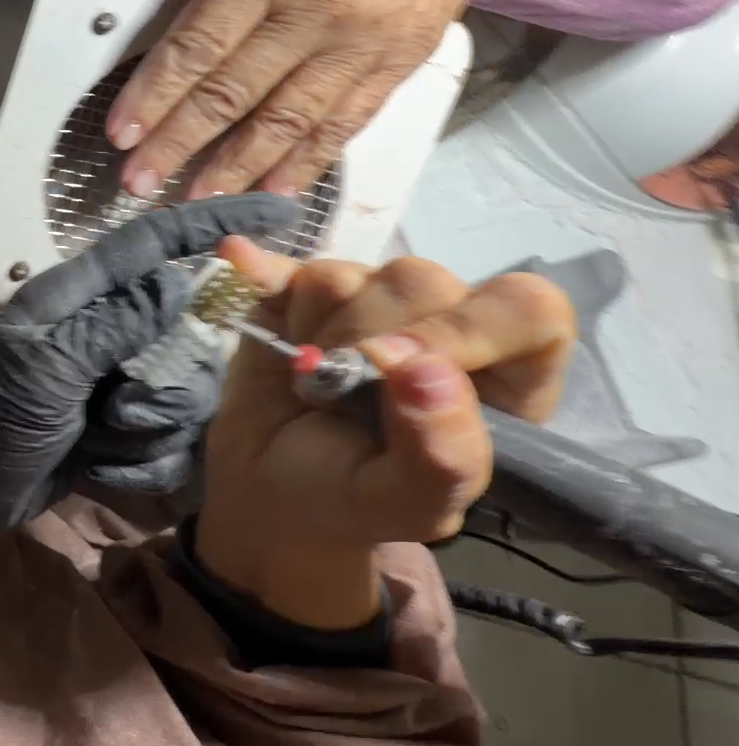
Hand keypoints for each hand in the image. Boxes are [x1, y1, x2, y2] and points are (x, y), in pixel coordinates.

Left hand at [0, 194, 299, 578]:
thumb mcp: (40, 367)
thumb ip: (112, 325)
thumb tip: (175, 281)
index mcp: (72, 301)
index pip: (149, 246)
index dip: (214, 223)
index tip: (284, 208)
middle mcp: (99, 334)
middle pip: (185, 338)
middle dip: (163, 387)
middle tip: (114, 411)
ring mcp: (109, 385)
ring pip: (183, 395)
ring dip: (146, 432)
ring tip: (94, 443)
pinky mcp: (115, 432)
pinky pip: (168, 443)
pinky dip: (139, 463)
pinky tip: (95, 470)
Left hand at [105, 0, 549, 198]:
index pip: (197, 46)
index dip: (153, 95)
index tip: (120, 134)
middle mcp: (316, 11)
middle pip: (231, 93)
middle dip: (177, 145)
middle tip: (138, 183)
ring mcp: (361, 42)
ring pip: (284, 120)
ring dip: (234, 168)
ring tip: (193, 202)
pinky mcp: (398, 61)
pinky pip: (345, 122)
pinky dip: (306, 161)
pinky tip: (273, 191)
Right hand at [195, 239, 576, 629]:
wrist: (264, 483)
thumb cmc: (349, 497)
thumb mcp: (406, 503)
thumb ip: (439, 453)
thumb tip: (419, 367)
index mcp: (501, 375)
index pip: (525, 310)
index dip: (469, 328)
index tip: (405, 370)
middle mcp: (437, 321)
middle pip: (421, 281)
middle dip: (364, 337)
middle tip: (337, 389)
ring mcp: (362, 299)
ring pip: (347, 274)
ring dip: (313, 329)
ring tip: (304, 375)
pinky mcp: (293, 289)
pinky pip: (280, 263)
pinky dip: (257, 266)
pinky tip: (236, 260)